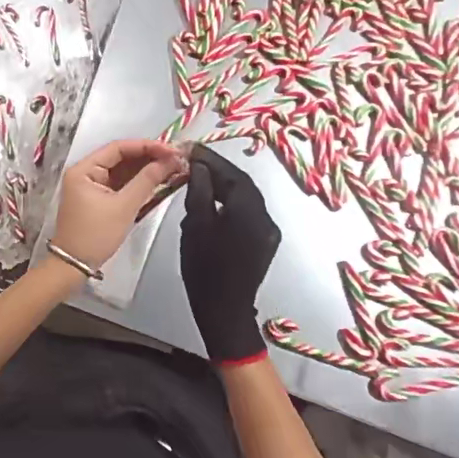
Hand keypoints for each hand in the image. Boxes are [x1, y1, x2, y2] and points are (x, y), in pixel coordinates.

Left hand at [49, 138, 187, 272]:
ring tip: (174, 168)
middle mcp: (85, 173)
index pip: (118, 148)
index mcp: (84, 169)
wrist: (74, 265)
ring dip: (146, 170)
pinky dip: (139, 183)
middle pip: (121, 158)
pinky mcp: (99, 200)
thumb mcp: (124, 206)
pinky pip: (121, 185)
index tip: (172, 151)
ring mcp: (91, 187)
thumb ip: (147, 180)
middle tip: (178, 159)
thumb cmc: (95, 234)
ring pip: (123, 172)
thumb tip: (170, 161)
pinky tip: (159, 181)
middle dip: (149, 158)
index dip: (147, 146)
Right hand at [181, 146, 280, 362]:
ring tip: (199, 180)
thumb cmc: (204, 268)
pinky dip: (229, 203)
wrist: (224, 308)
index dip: (211, 159)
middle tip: (193, 161)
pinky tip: (212, 203)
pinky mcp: (264, 242)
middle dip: (218, 171)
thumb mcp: (196, 226)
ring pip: (245, 199)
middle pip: (242, 184)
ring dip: (224, 186)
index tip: (190, 149)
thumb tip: (199, 166)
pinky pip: (247, 214)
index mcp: (249, 210)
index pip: (232, 174)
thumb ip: (199, 191)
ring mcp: (268, 231)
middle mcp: (265, 216)